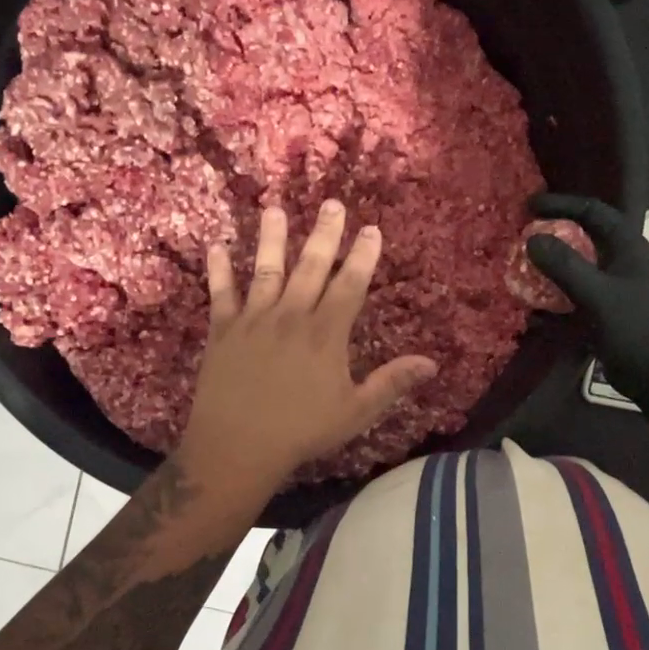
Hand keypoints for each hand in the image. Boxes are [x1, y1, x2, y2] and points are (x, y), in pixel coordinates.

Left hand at [179, 200, 437, 486]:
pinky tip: (217, 246)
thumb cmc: (302, 431)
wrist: (237, 444)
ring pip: (266, 269)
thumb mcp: (356, 412)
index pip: (350, 285)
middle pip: (311, 266)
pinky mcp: (222, 330)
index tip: (371, 229)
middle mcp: (291, 316)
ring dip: (270, 238)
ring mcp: (253, 320)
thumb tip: (431, 363)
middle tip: (332, 204)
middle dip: (324, 234)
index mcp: (326, 334)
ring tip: (274, 209)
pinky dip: (219, 269)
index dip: (362, 256)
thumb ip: (391, 383)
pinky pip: (221, 293)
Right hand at [526, 193, 648, 417]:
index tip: (529, 207)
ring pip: (576, 268)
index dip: (561, 204)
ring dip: (549, 269)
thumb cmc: (635, 329)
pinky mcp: (604, 312)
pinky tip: (532, 311)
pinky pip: (573, 297)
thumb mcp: (598, 295)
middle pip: (583, 237)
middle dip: (552, 235)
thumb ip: (565, 266)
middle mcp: (621, 261)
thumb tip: (531, 238)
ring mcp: (612, 288)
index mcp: (628, 247)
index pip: (593, 211)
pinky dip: (553, 300)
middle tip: (521, 235)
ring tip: (520, 270)